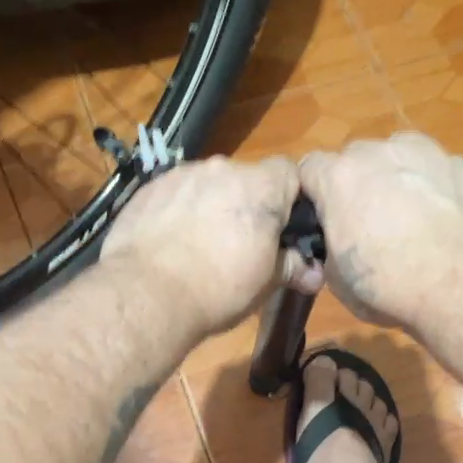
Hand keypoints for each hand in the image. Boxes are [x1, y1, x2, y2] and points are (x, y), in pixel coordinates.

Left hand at [102, 155, 299, 333]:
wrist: (148, 293)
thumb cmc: (219, 288)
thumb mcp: (264, 283)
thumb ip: (291, 267)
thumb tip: (314, 274)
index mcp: (261, 187)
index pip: (289, 172)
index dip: (288, 198)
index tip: (281, 227)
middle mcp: (222, 168)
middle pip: (244, 178)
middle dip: (244, 204)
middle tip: (237, 243)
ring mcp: (182, 174)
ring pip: (206, 184)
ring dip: (208, 205)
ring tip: (196, 244)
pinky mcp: (149, 187)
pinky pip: (173, 193)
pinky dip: (176, 210)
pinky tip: (168, 242)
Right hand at [298, 133, 462, 328]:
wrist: (460, 285)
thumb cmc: (387, 286)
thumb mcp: (337, 280)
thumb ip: (330, 247)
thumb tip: (338, 246)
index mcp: (338, 178)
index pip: (309, 168)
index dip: (314, 195)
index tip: (323, 220)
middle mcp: (377, 152)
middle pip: (354, 159)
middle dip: (356, 184)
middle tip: (367, 224)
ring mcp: (423, 152)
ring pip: (397, 155)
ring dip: (394, 178)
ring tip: (409, 217)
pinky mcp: (460, 164)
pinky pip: (435, 170)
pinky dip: (433, 187)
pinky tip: (442, 220)